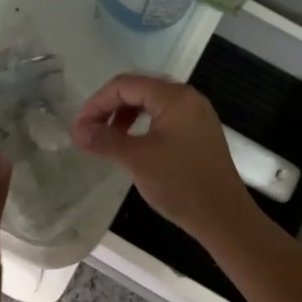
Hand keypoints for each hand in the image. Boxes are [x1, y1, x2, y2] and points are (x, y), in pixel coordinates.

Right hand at [72, 74, 254, 243]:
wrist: (224, 217)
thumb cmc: (180, 183)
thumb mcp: (137, 159)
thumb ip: (105, 140)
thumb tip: (76, 130)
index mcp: (174, 96)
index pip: (125, 85)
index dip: (97, 102)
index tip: (80, 127)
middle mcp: (188, 97)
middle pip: (139, 89)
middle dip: (110, 107)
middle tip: (90, 131)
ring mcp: (197, 115)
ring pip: (152, 104)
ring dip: (125, 116)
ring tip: (109, 139)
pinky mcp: (200, 132)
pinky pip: (164, 118)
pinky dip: (143, 126)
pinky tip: (134, 146)